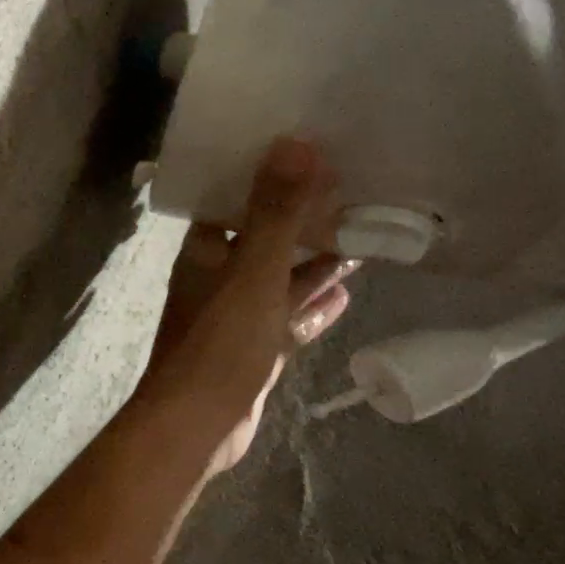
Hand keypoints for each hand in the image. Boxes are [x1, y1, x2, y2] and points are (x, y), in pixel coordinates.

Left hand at [136, 138, 357, 475]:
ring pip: (280, 278)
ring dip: (315, 260)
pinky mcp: (256, 350)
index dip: (263, 176)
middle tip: (353, 186)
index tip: (305, 148)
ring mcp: (236, 316)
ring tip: (366, 233)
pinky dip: (315, 305)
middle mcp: (216, 278)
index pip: (230, 200)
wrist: (198, 422)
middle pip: (262, 237)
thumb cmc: (220, 343)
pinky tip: (349, 294)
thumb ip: (275, 212)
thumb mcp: (254, 271)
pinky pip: (289, 318)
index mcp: (204, 253)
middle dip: (301, 216)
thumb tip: (294, 142)